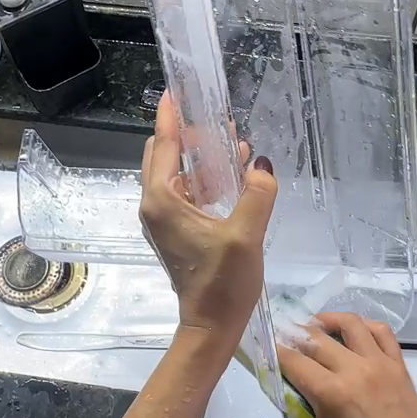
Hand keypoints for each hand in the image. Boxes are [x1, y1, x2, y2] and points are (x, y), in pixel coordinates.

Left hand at [139, 92, 277, 352]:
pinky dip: (204, 177)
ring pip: (175, 173)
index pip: (163, 145)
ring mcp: (164, 219)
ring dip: (200, 156)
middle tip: (215, 117)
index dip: (170, 115)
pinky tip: (234, 174)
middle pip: (164, 155)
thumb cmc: (222, 282)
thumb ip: (257, 193)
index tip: (174, 89)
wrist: (210, 327)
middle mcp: (155, 205)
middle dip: (187, 133)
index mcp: (163, 200)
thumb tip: (261, 163)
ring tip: (232, 141)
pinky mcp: (176, 231)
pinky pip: (185, 192)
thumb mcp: (246, 234)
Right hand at [277, 311, 416, 417]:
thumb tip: (286, 394)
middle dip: (294, 334)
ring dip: (326, 320)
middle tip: (283, 336)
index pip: (293, 361)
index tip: (265, 348)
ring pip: (349, 323)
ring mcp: (380, 363)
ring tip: (315, 326)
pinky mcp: (399, 364)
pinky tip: (351, 332)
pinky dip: (362, 325)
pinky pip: (380, 331)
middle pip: (315, 337)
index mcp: (332, 394)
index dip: (274, 352)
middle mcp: (355, 369)